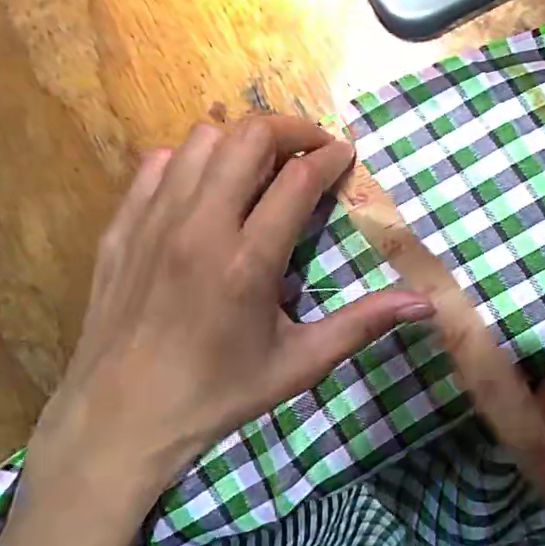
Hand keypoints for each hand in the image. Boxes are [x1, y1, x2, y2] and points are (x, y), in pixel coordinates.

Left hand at [26, 116, 434, 507]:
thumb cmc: (217, 394)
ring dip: (240, 142)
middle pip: (249, 137)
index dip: (330, 157)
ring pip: (202, 139)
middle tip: (310, 150)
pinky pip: (158, 164)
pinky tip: (205, 190)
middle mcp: (199, 226)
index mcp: (247, 262)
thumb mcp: (297, 366)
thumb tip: (424, 303)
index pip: (298, 179)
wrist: (120, 415)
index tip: (344, 155)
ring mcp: (153, 220)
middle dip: (291, 130)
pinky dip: (190, 161)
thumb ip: (361, 325)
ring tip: (260, 167)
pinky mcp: (122, 225)